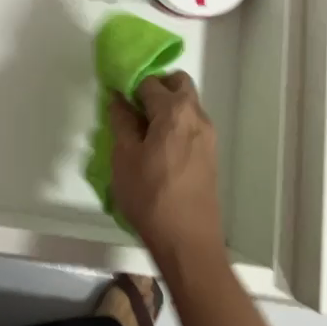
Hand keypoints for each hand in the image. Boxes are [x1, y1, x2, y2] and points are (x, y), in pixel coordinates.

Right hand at [108, 71, 224, 262]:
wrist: (188, 243)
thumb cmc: (150, 196)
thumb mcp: (124, 157)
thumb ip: (121, 121)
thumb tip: (119, 98)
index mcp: (174, 111)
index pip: (150, 81)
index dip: (130, 86)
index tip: (115, 99)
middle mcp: (197, 116)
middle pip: (177, 83)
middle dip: (155, 88)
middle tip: (133, 109)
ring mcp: (208, 136)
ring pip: (187, 105)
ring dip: (166, 108)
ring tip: (142, 133)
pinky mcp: (211, 155)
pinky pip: (191, 125)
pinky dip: (175, 125)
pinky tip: (158, 150)